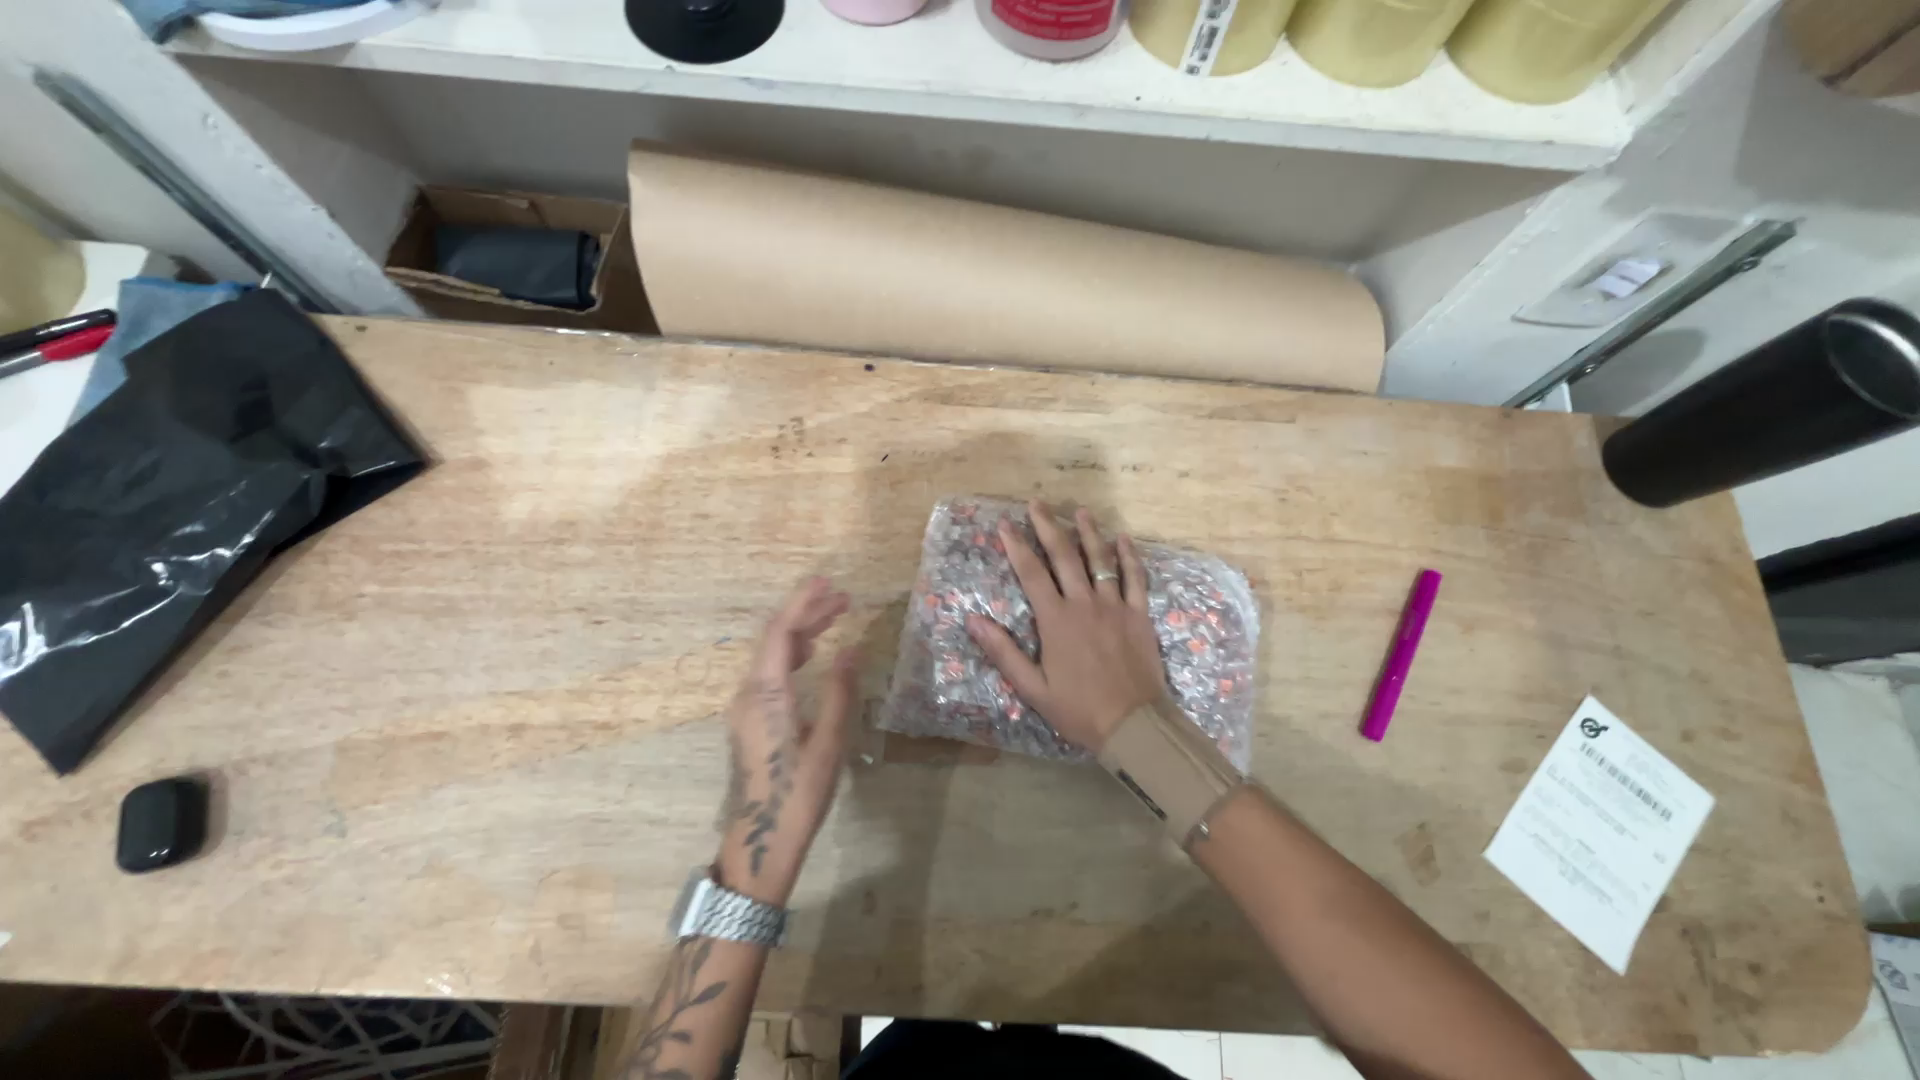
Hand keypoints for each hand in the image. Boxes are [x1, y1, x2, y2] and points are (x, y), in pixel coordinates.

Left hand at [716, 577, 858, 905]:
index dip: (802, 603)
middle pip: (774, 638)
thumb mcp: (828, 745)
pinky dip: (792, 653)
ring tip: (836, 617)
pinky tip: (813, 654)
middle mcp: (749, 694)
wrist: (761, 841)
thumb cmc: (799, 795)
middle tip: (843, 598)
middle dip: (806, 612)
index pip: (780, 633)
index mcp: (766, 695)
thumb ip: (839, 694)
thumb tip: (851, 650)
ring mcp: (746, 708)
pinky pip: (769, 672)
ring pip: (771, 655)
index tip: (828, 582)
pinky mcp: (751, 720)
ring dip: (801, 632)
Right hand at [966, 501, 1167, 753]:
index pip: (1031, 572)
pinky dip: (1129, 556)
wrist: (1134, 724)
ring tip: (1079, 511)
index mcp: (1056, 620)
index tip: (1005, 524)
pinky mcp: (1139, 615)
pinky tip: (1123, 539)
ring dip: (1088, 533)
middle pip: (1064, 556)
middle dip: (1048, 526)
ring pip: (1101, 560)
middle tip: (1037, 503)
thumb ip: (1003, 651)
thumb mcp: (1032, 688)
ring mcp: (1115, 607)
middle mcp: (1084, 604)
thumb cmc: (1079, 710)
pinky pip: (1135, 578)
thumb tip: (973, 620)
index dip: (1016, 545)